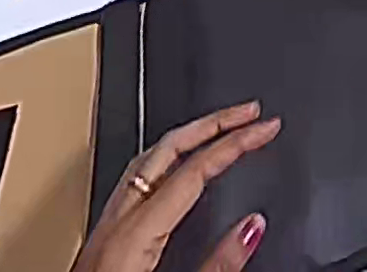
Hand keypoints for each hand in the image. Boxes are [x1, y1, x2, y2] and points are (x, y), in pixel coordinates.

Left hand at [73, 102, 282, 271]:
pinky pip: (136, 179)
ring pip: (148, 159)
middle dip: (214, 121)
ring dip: (189, 135)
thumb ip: (216, 268)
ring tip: (221, 127)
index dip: (238, 140)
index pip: (197, 167)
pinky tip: (179, 170)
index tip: (268, 127)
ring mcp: (101, 235)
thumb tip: (253, 225)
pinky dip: (167, 159)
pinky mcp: (98, 249)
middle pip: (168, 148)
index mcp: (131, 237)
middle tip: (251, 111)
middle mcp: (113, 227)